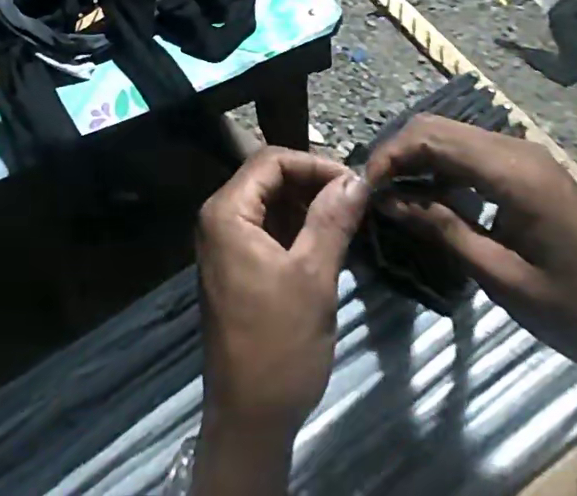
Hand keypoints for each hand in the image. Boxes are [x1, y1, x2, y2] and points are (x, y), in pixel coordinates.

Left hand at [197, 149, 368, 436]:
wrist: (250, 415)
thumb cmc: (279, 343)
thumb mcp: (313, 276)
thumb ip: (332, 219)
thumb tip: (357, 178)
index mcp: (226, 212)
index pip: (270, 160)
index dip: (314, 164)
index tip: (355, 183)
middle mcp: (219, 219)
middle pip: (268, 178)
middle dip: (313, 183)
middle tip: (357, 201)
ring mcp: (226, 243)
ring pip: (271, 203)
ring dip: (308, 205)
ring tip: (350, 220)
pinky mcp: (238, 265)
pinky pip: (268, 229)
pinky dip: (299, 228)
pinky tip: (330, 240)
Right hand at [365, 117, 576, 379]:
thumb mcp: (504, 279)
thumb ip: (443, 231)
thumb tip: (388, 201)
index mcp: (514, 174)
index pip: (432, 138)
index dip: (389, 156)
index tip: (364, 187)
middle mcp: (518, 151)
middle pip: (437, 127)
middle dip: (397, 152)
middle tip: (372, 190)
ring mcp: (526, 157)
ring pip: (451, 136)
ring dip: (416, 158)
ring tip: (392, 194)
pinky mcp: (529, 170)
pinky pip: (471, 153)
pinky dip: (441, 167)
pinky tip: (428, 198)